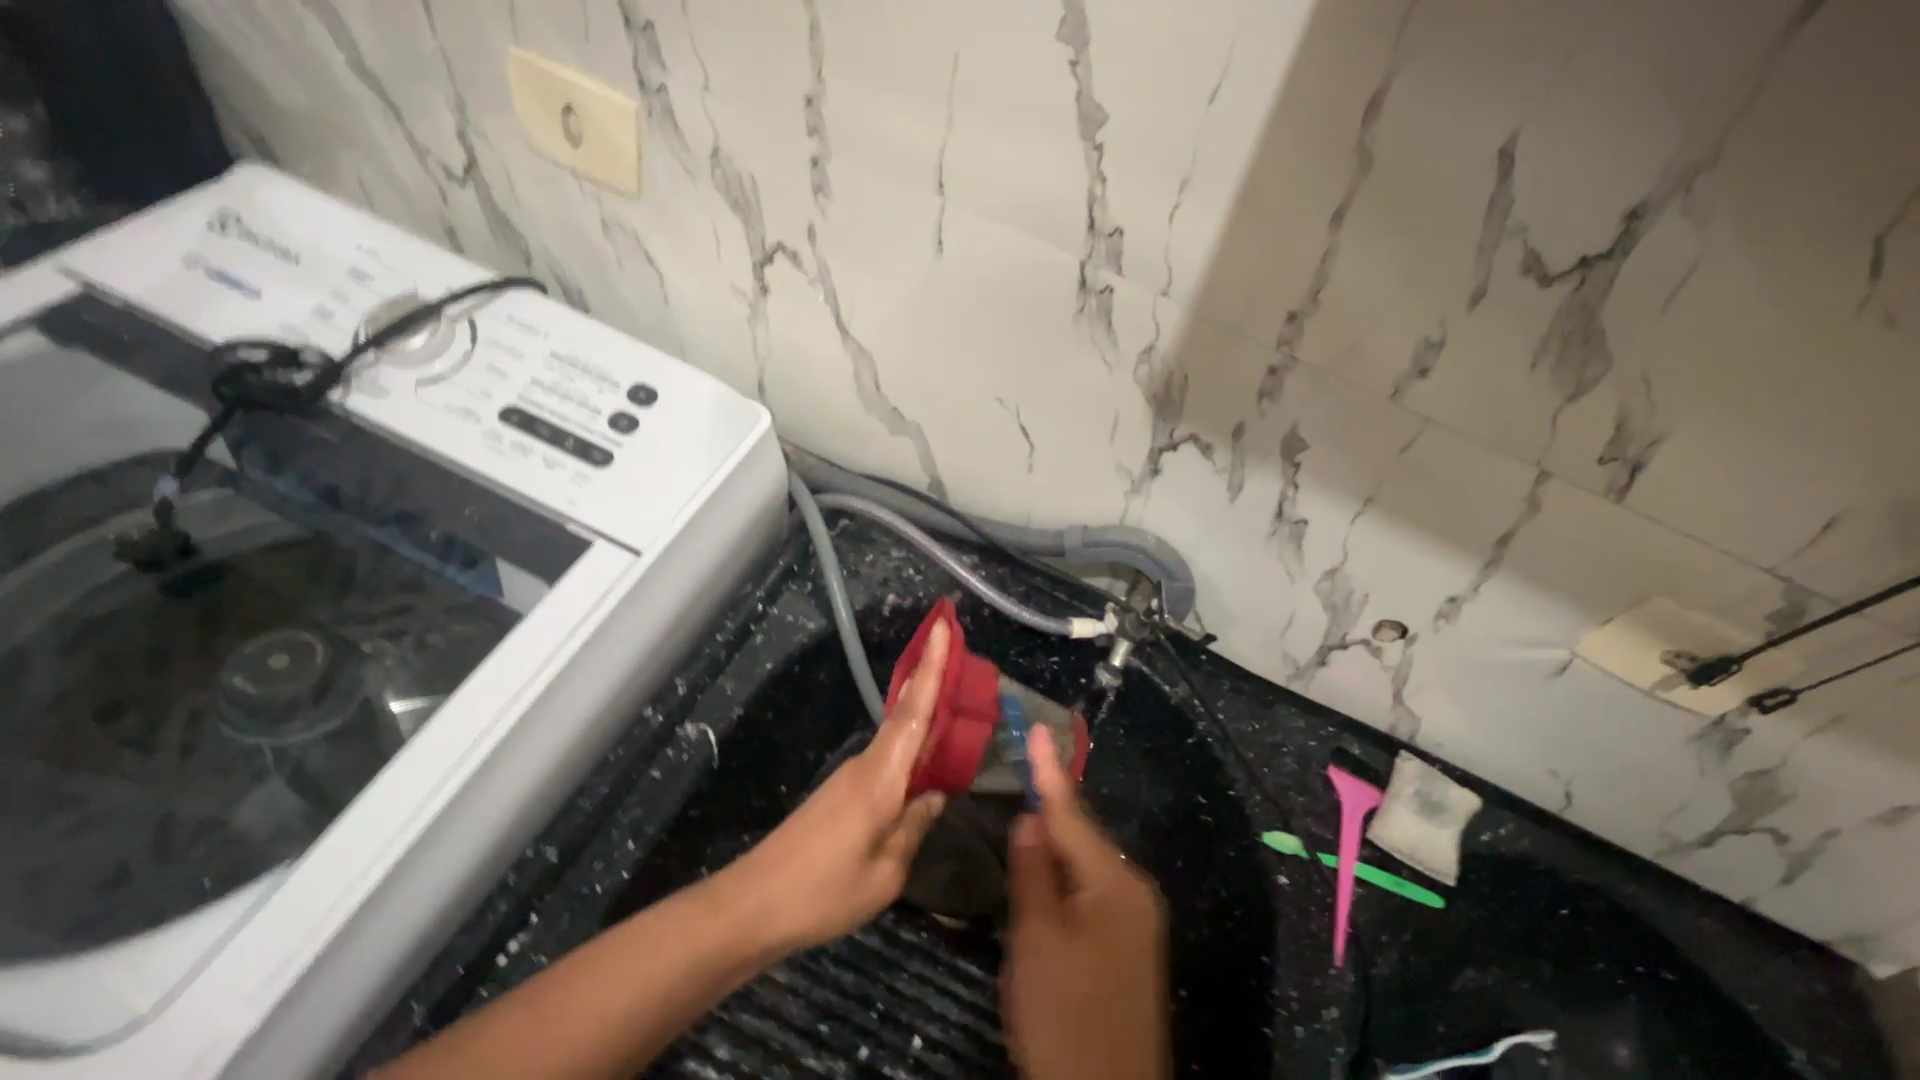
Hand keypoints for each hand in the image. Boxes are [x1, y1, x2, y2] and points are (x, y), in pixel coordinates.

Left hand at [722, 621, 951, 952]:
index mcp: (880, 778)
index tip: (942, 626)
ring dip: (925, 721)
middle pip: (907, 717)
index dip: (931, 668)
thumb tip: (935, 795)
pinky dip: (909, 753)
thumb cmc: (823, 892)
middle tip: (967, 660)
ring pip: (897, 742)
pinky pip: (886, 765)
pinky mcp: (839, 797)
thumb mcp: (886, 872)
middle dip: (933, 683)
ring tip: (963, 714)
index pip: (914, 712)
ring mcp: (848, 780)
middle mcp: (865, 767)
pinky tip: (926, 767)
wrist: (751, 907)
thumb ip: (914, 827)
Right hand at [1003, 725, 1169, 1079]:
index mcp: (1114, 883)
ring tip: (1027, 801)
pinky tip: (1046, 864)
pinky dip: (1066, 870)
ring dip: (1057, 836)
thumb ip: (1033, 872)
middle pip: (1083, 835)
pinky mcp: (1128, 943)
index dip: (1048, 771)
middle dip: (1052, 802)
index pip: (1071, 814)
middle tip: (1025, 760)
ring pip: (1087, 862)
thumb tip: (1032, 817)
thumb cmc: (1064, 1014)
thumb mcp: (1036, 940)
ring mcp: (1135, 919)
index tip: (1037, 728)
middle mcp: (1133, 890)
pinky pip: (1092, 888)